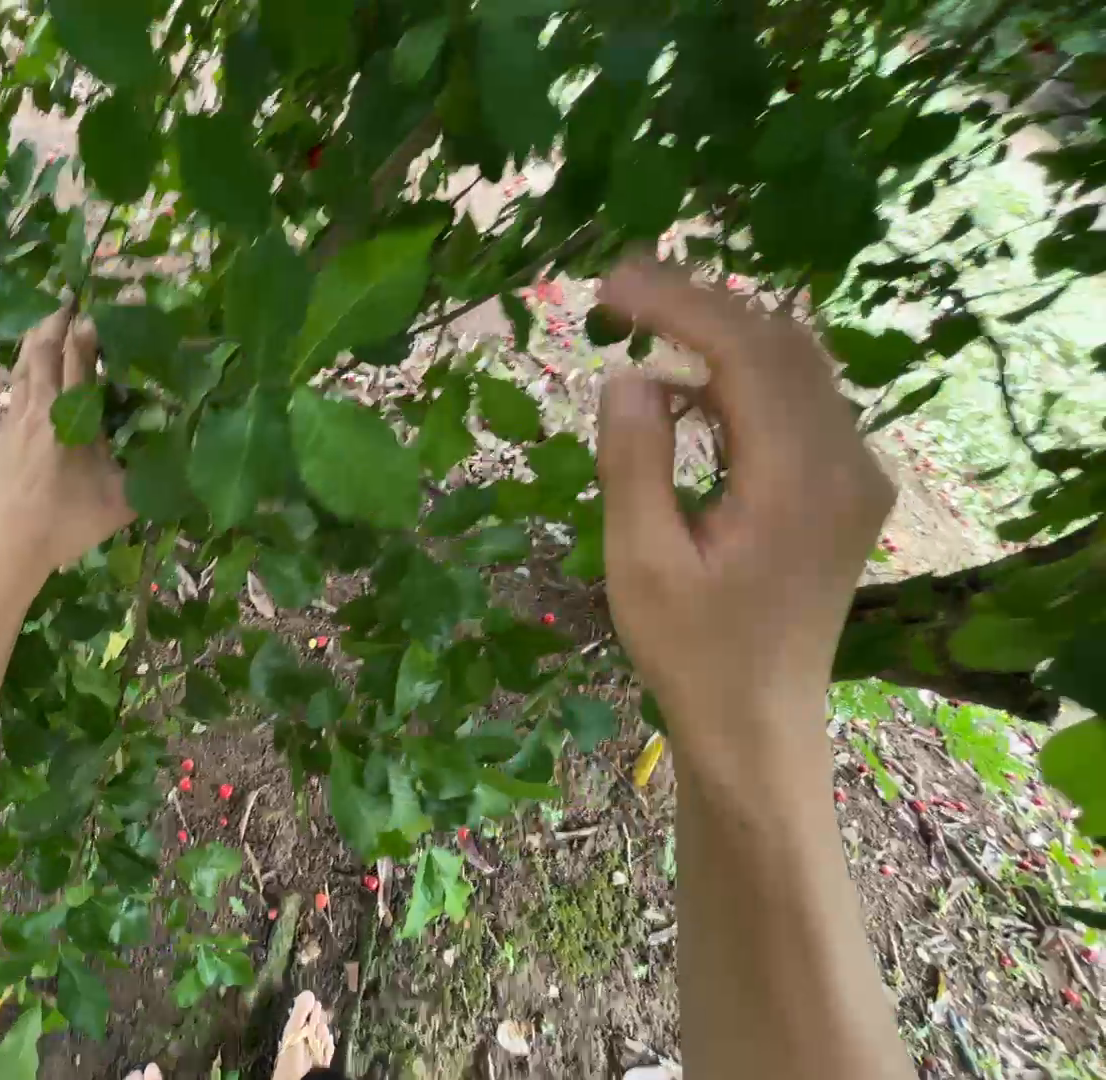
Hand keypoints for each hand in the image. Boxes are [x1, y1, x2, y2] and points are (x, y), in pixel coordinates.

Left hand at [0, 306, 133, 590]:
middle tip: (65, 302)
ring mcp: (6, 424)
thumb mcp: (119, 502)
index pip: (77, 360)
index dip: (86, 331)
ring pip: (16, 371)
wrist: (6, 548)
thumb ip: (146, 476)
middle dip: (53, 323)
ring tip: (39, 326)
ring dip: (28, 344)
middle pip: (41, 352)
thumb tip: (178, 463)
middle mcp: (36, 410)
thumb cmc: (65, 524)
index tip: (94, 309)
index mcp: (69, 417)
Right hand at [596, 259, 894, 792]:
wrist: (755, 719)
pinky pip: (792, 406)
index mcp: (798, 480)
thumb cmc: (686, 648)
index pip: (748, 355)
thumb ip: (633, 464)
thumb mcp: (639, 561)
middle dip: (698, 303)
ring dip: (719, 332)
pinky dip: (736, 376)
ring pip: (794, 369)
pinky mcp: (837, 490)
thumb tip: (628, 376)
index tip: (607, 285)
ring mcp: (850, 475)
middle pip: (782, 345)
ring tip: (642, 316)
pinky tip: (684, 388)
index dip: (678, 306)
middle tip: (615, 286)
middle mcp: (846, 463)